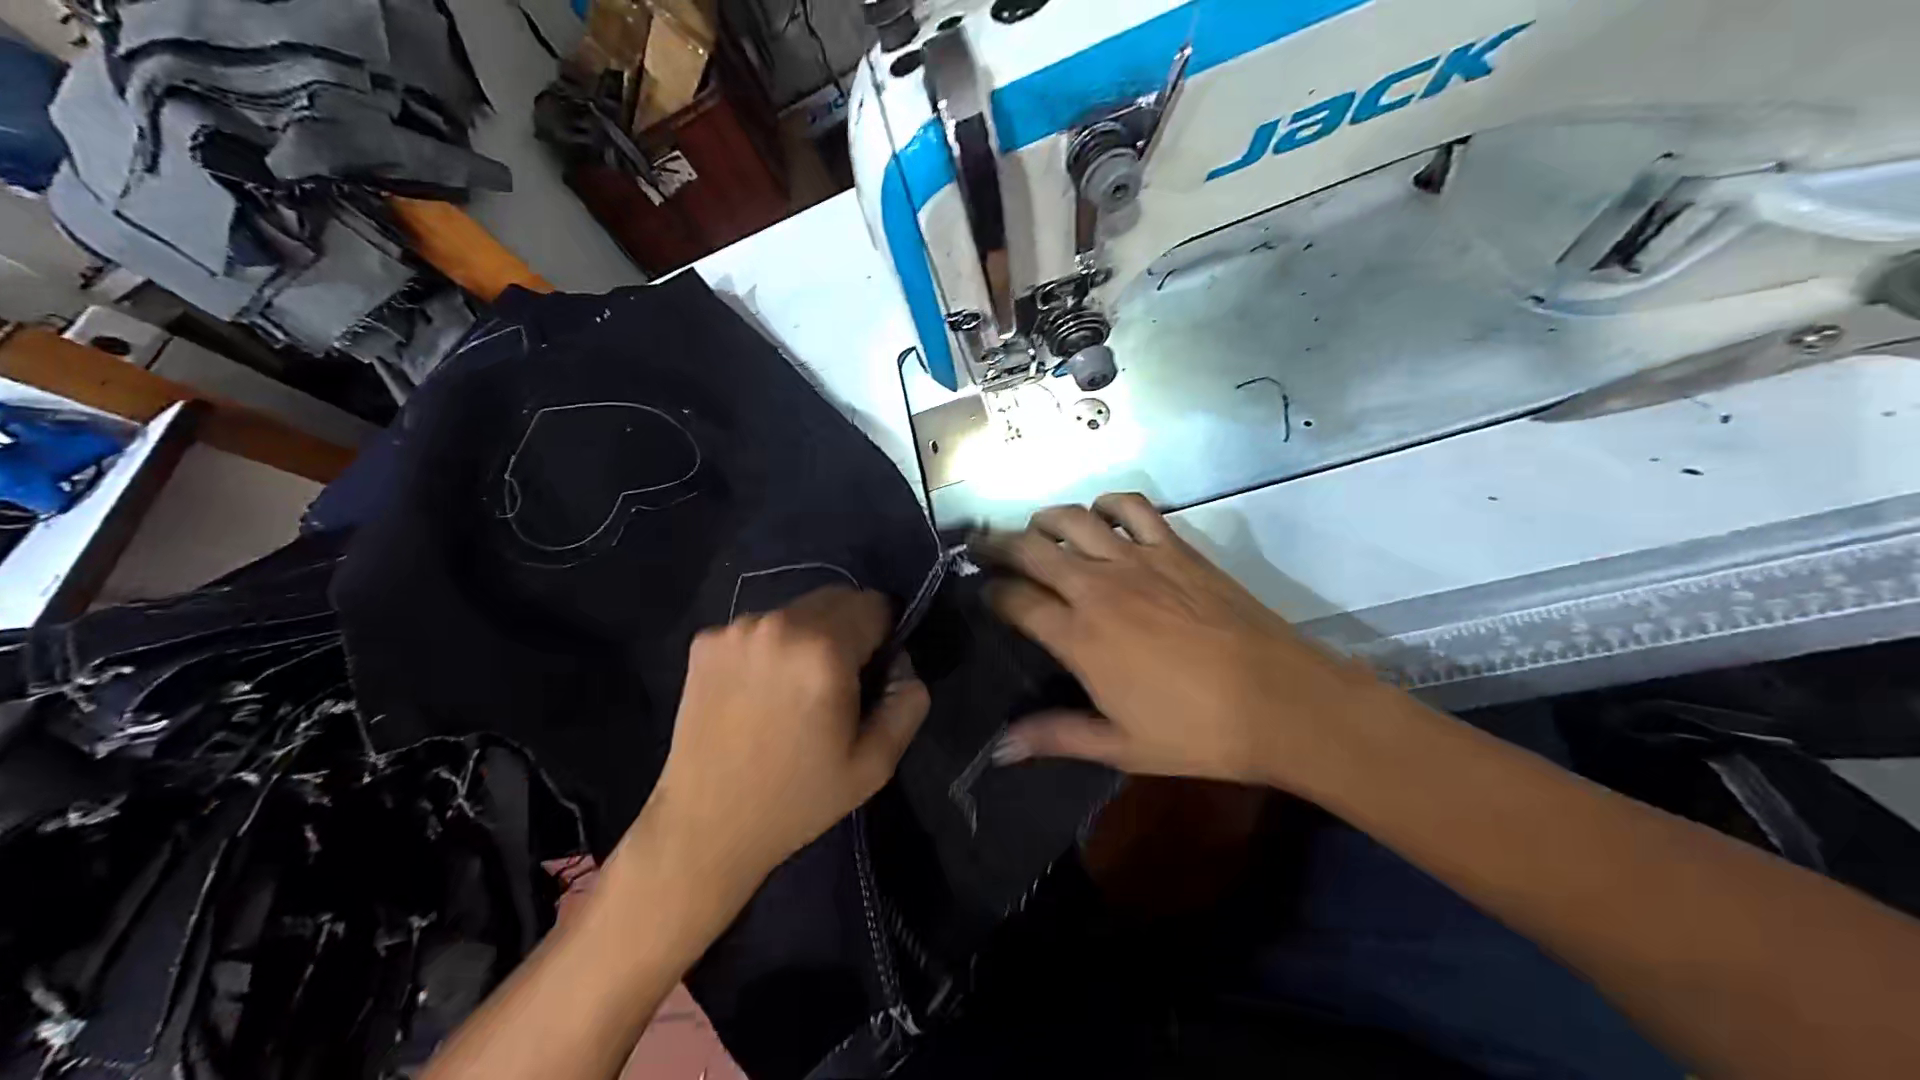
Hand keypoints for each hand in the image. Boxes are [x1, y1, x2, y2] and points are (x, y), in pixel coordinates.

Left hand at [637, 587, 928, 896]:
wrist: (704, 827)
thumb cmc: (797, 800)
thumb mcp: (876, 764)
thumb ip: (908, 702)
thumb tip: (902, 664)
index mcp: (824, 650)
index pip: (877, 605)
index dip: (886, 636)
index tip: (875, 673)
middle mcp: (778, 624)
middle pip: (838, 598)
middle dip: (851, 630)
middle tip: (838, 684)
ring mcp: (736, 629)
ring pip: (799, 611)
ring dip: (811, 635)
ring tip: (794, 690)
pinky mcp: (705, 642)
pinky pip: (761, 627)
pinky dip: (772, 646)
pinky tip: (759, 691)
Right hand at [984, 493, 1399, 791]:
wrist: (1280, 701)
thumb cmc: (1196, 731)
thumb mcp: (1119, 746)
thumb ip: (1055, 737)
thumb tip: (998, 749)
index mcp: (1079, 636)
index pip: (1015, 600)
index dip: (991, 594)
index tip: (982, 594)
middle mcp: (1097, 587)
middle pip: (1032, 549)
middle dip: (999, 545)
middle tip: (984, 548)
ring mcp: (1137, 560)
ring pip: (1073, 519)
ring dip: (1045, 519)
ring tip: (1036, 529)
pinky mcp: (1175, 548)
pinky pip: (1132, 508)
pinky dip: (1109, 503)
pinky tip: (1101, 514)